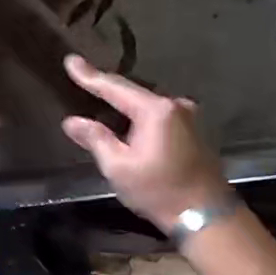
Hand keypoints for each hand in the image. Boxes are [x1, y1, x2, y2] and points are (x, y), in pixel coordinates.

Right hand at [61, 54, 227, 229]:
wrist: (205, 214)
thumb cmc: (158, 190)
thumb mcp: (118, 166)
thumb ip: (95, 138)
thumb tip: (72, 121)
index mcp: (156, 111)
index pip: (114, 88)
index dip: (89, 76)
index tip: (70, 61)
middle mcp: (175, 106)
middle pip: (132, 93)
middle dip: (106, 91)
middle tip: (81, 82)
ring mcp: (188, 117)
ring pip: (145, 105)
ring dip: (122, 107)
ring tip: (98, 106)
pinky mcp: (193, 130)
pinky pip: (157, 116)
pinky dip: (137, 118)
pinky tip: (124, 125)